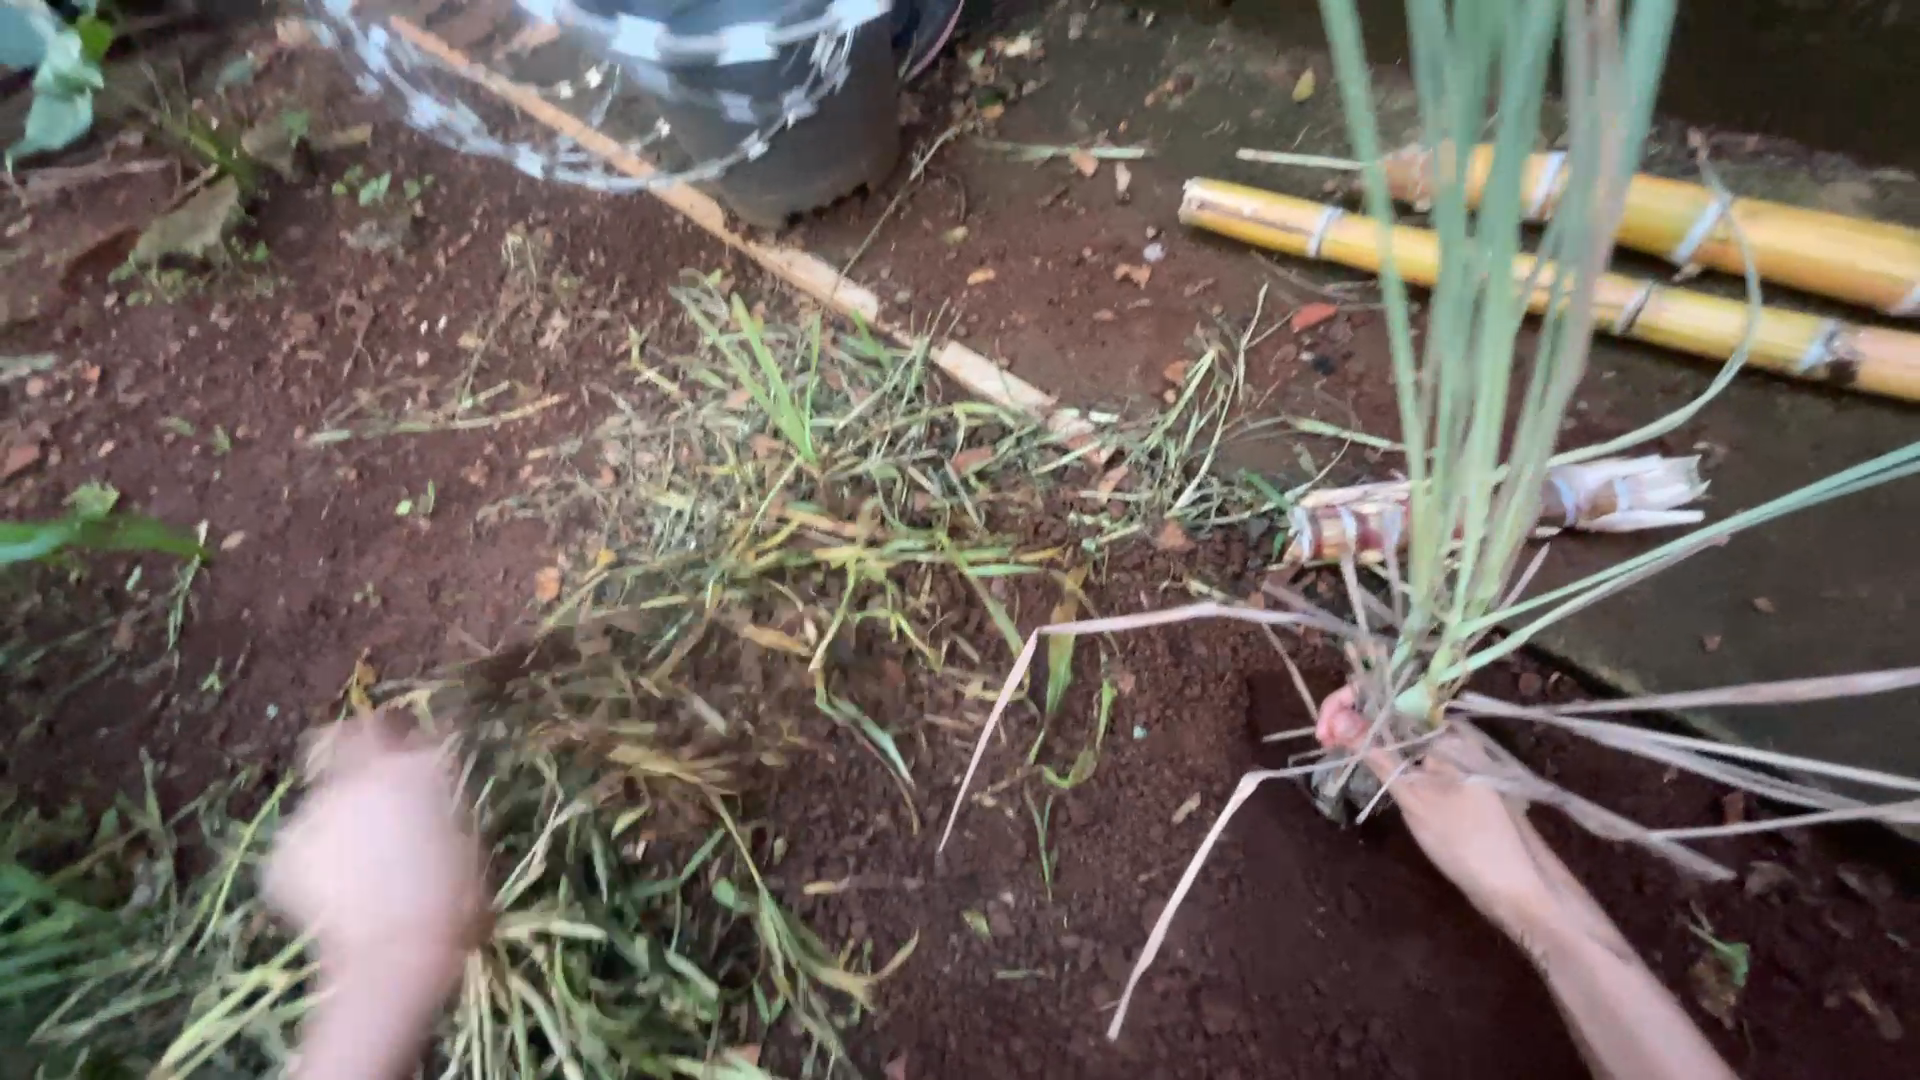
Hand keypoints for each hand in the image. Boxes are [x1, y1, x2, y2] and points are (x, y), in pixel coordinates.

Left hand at [265, 708, 486, 1079]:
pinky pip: (305, 842)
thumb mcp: (460, 828)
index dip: (394, 729)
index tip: (406, 742)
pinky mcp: (281, 855)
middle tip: (368, 778)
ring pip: (325, 801)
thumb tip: (421, 787)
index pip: (391, 722)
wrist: (397, 948)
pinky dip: (319, 854)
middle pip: (338, 740)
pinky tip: (340, 884)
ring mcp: (313, 815)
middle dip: (348, 749)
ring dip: (340, 816)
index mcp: (412, 767)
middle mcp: (358, 779)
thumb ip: (431, 794)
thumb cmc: (452, 888)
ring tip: (361, 855)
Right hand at [1315, 687, 1558, 941]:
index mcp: (1444, 730)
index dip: (1347, 702)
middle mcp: (1449, 735)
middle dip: (1349, 717)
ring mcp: (1450, 757)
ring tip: (1334, 750)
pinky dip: (1381, 753)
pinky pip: (1407, 751)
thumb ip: (1375, 753)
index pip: (1386, 694)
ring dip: (1362, 735)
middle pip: (1388, 708)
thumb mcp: (1413, 795)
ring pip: (1395, 731)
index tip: (1322, 730)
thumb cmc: (1469, 841)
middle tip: (1322, 743)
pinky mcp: (1449, 778)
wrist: (1523, 892)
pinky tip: (1364, 764)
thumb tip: (1338, 717)